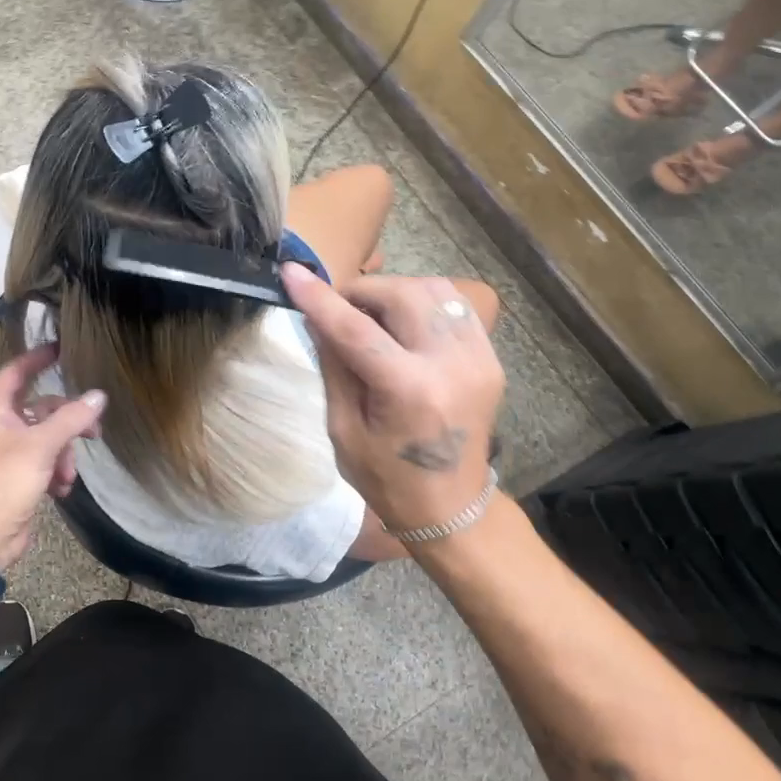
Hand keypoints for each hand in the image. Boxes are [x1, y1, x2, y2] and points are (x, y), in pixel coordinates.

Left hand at [0, 345, 106, 569]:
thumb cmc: (4, 483)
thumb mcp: (40, 447)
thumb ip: (71, 419)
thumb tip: (99, 396)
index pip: (16, 372)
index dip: (37, 358)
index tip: (62, 347)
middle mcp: (2, 426)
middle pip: (42, 409)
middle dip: (67, 423)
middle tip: (93, 433)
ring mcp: (12, 452)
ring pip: (50, 439)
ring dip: (64, 455)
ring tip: (66, 476)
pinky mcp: (22, 477)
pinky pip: (48, 463)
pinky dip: (57, 473)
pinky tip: (60, 489)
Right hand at [281, 266, 504, 534]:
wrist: (452, 508)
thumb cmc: (386, 478)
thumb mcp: (343, 428)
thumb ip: (334, 366)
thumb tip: (318, 317)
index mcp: (410, 391)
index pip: (356, 328)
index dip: (319, 297)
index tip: (290, 272)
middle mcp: (452, 365)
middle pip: (402, 295)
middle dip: (361, 292)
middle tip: (335, 308)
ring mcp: (479, 358)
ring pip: (434, 290)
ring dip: (393, 292)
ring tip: (369, 315)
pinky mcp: (490, 357)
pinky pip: (454, 307)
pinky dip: (421, 303)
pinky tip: (400, 325)